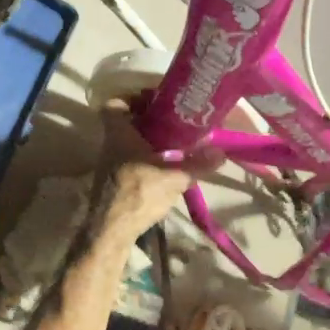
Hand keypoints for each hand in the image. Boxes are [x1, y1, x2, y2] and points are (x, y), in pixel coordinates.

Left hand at [95, 98, 220, 233]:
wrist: (111, 231)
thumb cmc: (138, 194)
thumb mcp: (173, 178)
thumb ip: (197, 164)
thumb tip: (221, 152)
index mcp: (119, 134)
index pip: (114, 105)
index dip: (130, 98)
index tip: (153, 100)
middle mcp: (110, 145)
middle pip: (124, 123)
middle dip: (147, 120)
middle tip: (173, 121)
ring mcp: (109, 165)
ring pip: (127, 143)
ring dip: (147, 141)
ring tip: (174, 143)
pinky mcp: (113, 182)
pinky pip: (128, 160)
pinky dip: (144, 159)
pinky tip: (165, 169)